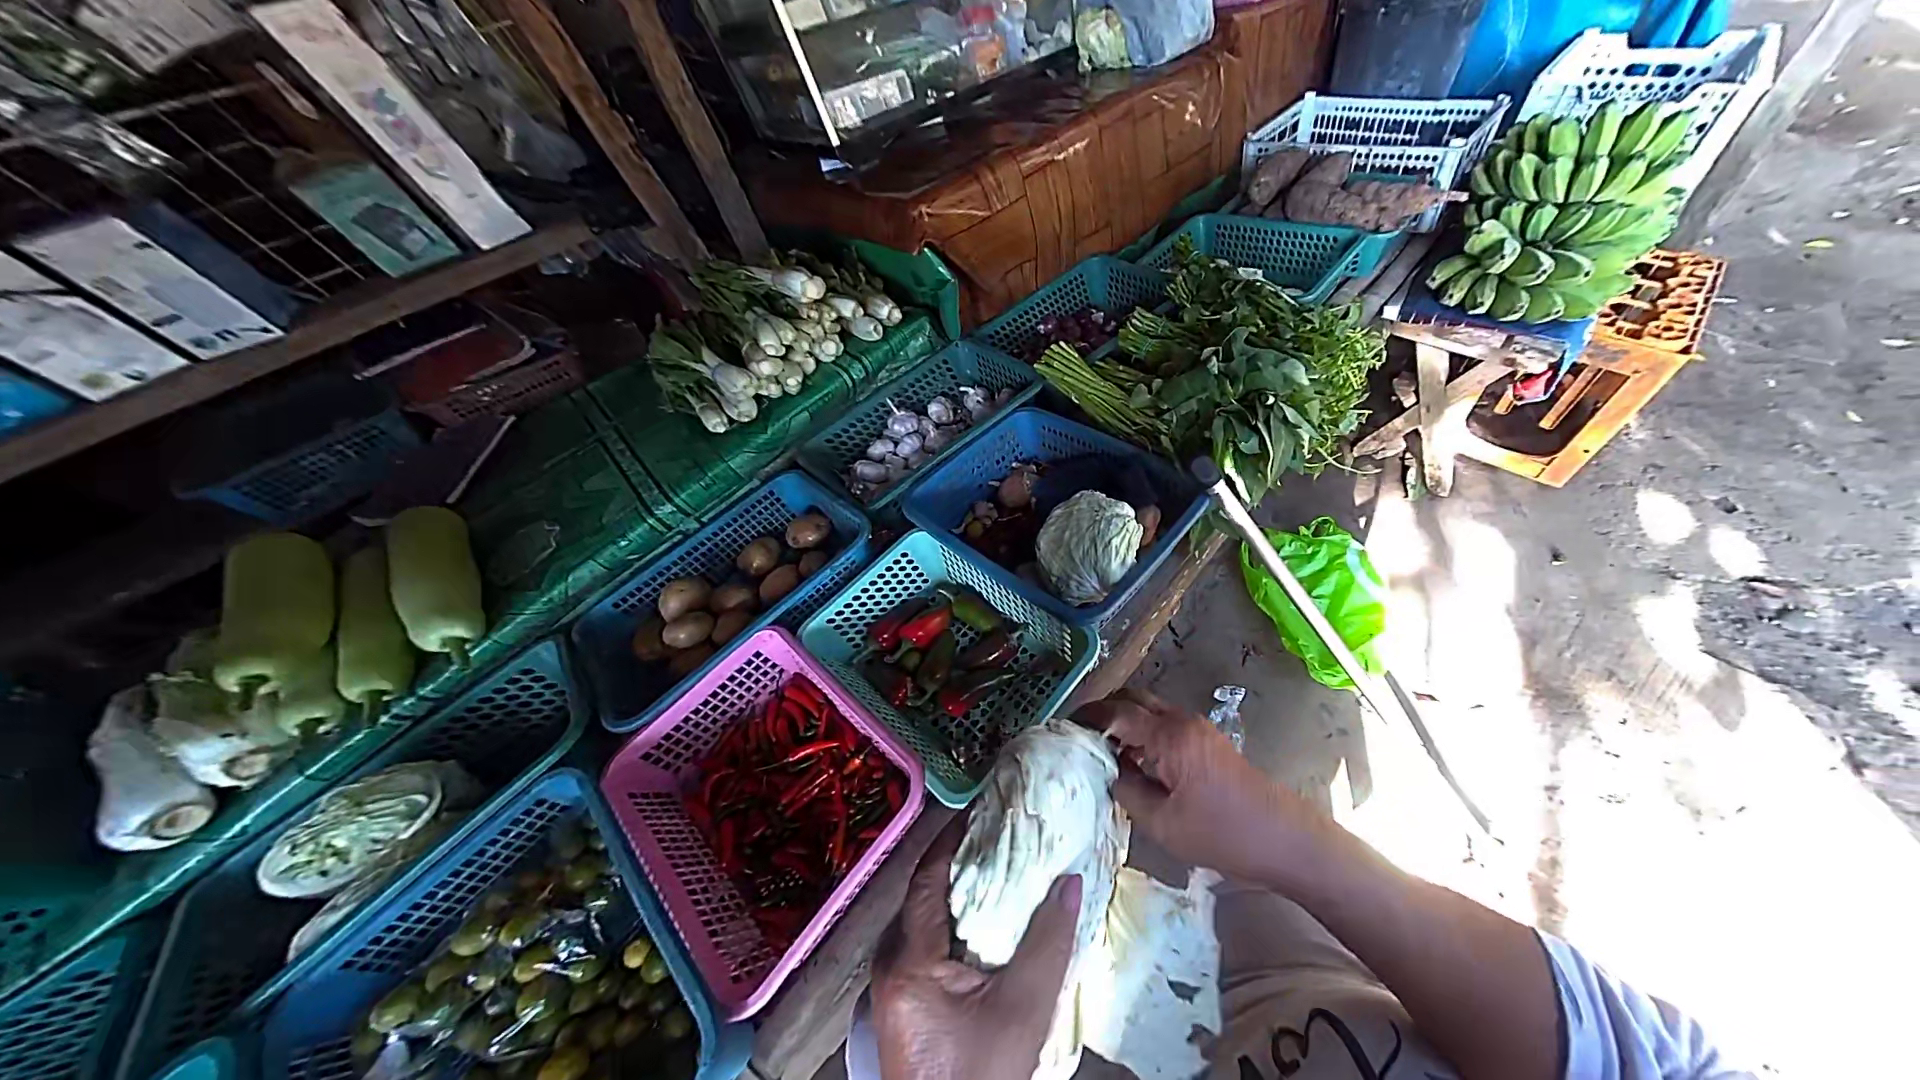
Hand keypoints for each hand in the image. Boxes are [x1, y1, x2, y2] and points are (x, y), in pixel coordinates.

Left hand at [870, 816, 1082, 1079]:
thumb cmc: (986, 1076)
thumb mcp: (1024, 1011)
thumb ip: (1048, 943)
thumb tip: (1070, 880)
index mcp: (910, 961)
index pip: (927, 877)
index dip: (952, 837)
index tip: (980, 808)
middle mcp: (888, 963)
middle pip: (919, 892)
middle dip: (954, 858)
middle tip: (992, 833)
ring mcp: (889, 982)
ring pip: (918, 914)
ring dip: (950, 886)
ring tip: (990, 864)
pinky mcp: (898, 998)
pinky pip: (919, 938)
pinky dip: (945, 916)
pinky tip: (976, 916)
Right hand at [1075, 688, 1309, 885]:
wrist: (1286, 840)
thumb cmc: (1222, 834)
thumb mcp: (1161, 822)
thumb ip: (1126, 790)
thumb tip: (1108, 770)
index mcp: (1169, 736)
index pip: (1116, 712)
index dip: (1086, 716)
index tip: (1063, 728)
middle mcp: (1182, 720)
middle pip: (1132, 698)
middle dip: (1103, 711)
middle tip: (1080, 736)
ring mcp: (1197, 727)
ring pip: (1149, 709)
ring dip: (1124, 721)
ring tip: (1102, 751)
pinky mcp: (1206, 740)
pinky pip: (1164, 723)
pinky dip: (1142, 731)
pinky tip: (1133, 761)